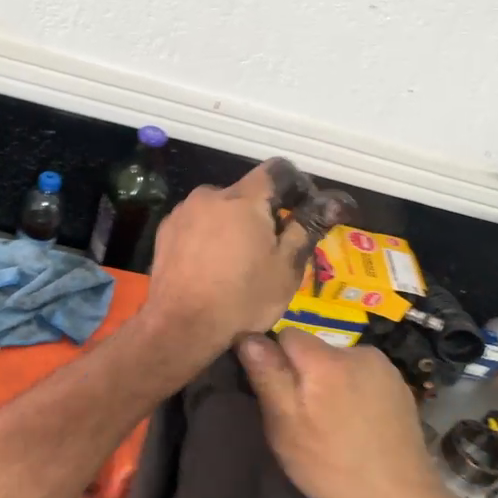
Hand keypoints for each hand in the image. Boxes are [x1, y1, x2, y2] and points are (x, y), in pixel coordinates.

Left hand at [140, 162, 312, 352]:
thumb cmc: (241, 298)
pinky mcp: (165, 231)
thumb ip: (308, 228)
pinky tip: (211, 268)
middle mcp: (211, 195)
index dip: (297, 186)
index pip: (278, 170)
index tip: (303, 212)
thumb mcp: (286, 268)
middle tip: (271, 250)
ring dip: (234, 224)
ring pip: (220, 209)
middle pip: (247, 192)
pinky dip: (209, 237)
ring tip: (238, 263)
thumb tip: (332, 202)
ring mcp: (183, 212)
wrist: (180, 327)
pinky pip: (197, 224)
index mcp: (244, 198)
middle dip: (263, 213)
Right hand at [238, 329, 447, 497]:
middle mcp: (359, 352)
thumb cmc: (333, 466)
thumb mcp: (285, 427)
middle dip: (302, 375)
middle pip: (314, 350)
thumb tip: (247, 336)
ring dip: (328, 384)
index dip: (273, 360)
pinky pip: (361, 378)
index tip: (274, 393)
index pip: (286, 334)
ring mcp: (385, 370)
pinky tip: (356, 426)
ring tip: (331, 425)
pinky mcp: (400, 388)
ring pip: (337, 364)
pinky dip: (351, 394)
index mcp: (327, 359)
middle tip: (301, 418)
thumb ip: (267, 377)